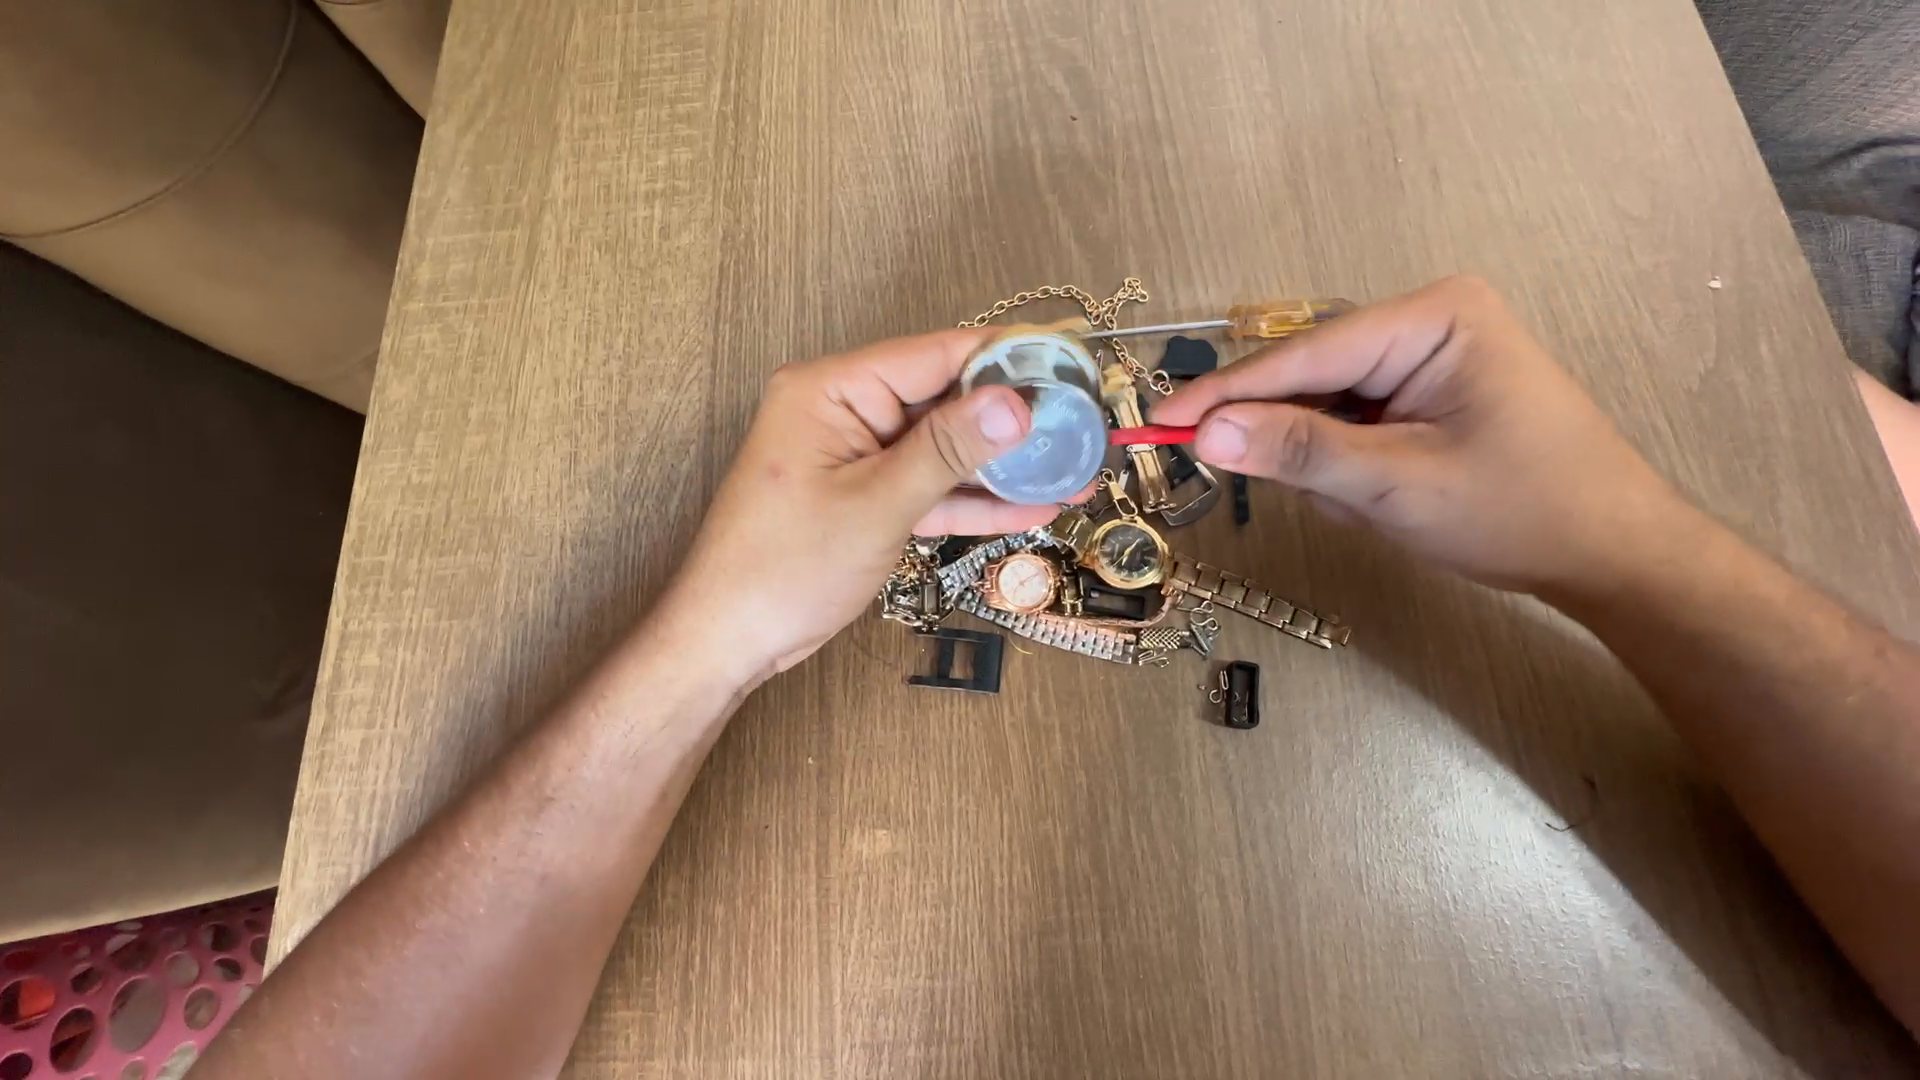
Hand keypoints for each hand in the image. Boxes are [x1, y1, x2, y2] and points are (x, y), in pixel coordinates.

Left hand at [657, 328, 1063, 681]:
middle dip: (1011, 419)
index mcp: (833, 389)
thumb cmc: (787, 567)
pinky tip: (1031, 508)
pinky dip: (971, 500)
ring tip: (1071, 469)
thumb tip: (1014, 402)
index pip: (933, 355)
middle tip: (1081, 424)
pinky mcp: (866, 495)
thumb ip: (947, 450)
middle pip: (944, 400)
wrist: (731, 638)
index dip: (1004, 358)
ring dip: (1001, 465)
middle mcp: (846, 410)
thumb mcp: (877, 504)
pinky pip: (927, 487)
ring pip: (942, 448)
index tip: (1068, 363)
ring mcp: (857, 455)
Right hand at [1153, 276, 1685, 593]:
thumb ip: (1297, 452)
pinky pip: (1343, 425)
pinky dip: (1341, 467)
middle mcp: (1420, 323)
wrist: (1608, 553)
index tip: (1156, 423)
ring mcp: (1417, 359)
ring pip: (1319, 407)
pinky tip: (1380, 495)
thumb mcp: (1396, 484)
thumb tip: (1204, 433)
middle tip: (1298, 488)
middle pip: (1306, 377)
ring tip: (1372, 502)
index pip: (1300, 355)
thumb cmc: (1518, 510)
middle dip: (1292, 439)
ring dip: (1324, 463)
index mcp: (1430, 318)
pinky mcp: (1413, 393)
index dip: (1223, 394)